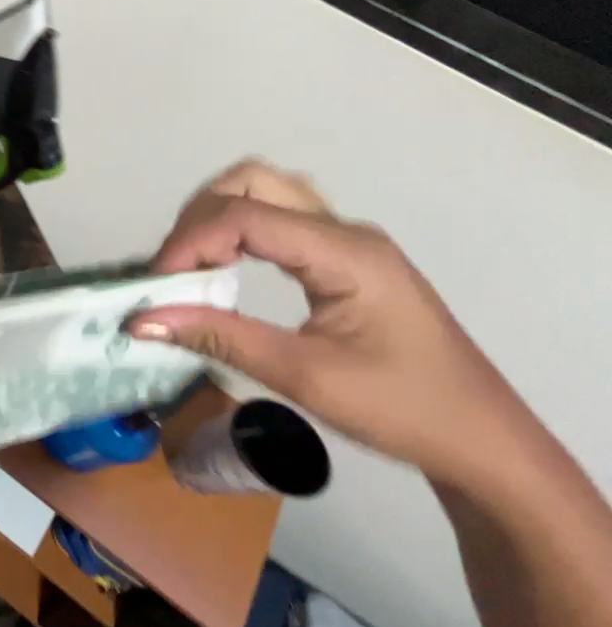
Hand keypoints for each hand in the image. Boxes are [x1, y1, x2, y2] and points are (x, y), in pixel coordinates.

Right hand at [129, 159, 527, 483]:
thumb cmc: (402, 410)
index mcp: (346, 253)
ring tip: (193, 265)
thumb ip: (218, 337)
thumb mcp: (303, 378)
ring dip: (216, 215)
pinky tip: (226, 267)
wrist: (486, 445)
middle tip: (176, 269)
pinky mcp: (345, 258)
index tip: (157, 284)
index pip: (243, 216)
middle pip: (252, 181)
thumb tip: (139, 319)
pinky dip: (238, 229)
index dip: (189, 242)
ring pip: (265, 190)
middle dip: (198, 217)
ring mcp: (349, 241)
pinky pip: (279, 215)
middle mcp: (347, 232)